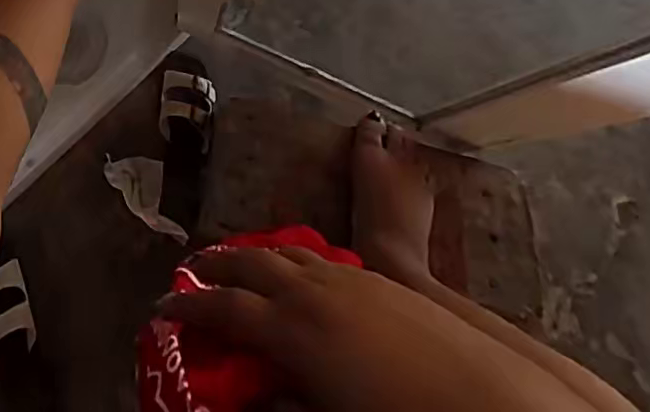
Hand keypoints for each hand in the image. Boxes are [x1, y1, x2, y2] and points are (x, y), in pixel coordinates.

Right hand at [160, 247, 598, 411]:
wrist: (485, 396)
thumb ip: (281, 398)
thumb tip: (250, 392)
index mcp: (292, 327)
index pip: (226, 308)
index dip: (190, 307)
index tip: (163, 305)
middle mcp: (311, 290)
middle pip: (250, 263)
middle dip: (217, 263)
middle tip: (192, 269)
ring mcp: (345, 278)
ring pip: (285, 251)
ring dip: (255, 254)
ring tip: (238, 261)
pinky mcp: (375, 279)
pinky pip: (318, 257)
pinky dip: (292, 258)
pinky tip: (298, 272)